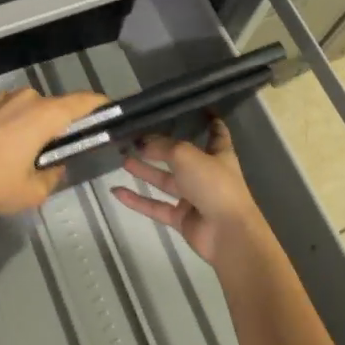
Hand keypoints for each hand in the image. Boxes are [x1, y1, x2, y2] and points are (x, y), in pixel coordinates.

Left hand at [0, 88, 105, 218]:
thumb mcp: (31, 192)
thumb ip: (53, 177)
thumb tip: (54, 167)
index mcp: (45, 114)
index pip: (84, 102)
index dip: (101, 106)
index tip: (112, 113)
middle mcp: (27, 99)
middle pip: (57, 107)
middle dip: (65, 126)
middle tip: (68, 150)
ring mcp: (2, 100)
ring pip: (33, 110)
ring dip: (38, 127)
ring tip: (35, 155)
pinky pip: (12, 113)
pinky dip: (18, 127)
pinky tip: (9, 152)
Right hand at [111, 120, 268, 266]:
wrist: (226, 232)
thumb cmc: (213, 184)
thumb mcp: (186, 155)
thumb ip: (163, 146)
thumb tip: (144, 143)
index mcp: (218, 154)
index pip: (215, 135)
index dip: (210, 123)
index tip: (200, 111)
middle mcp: (206, 174)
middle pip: (180, 158)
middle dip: (160, 149)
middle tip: (135, 139)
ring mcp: (194, 198)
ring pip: (165, 181)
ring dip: (145, 171)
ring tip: (123, 160)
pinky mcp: (182, 219)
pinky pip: (156, 206)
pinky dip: (137, 200)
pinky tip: (117, 191)